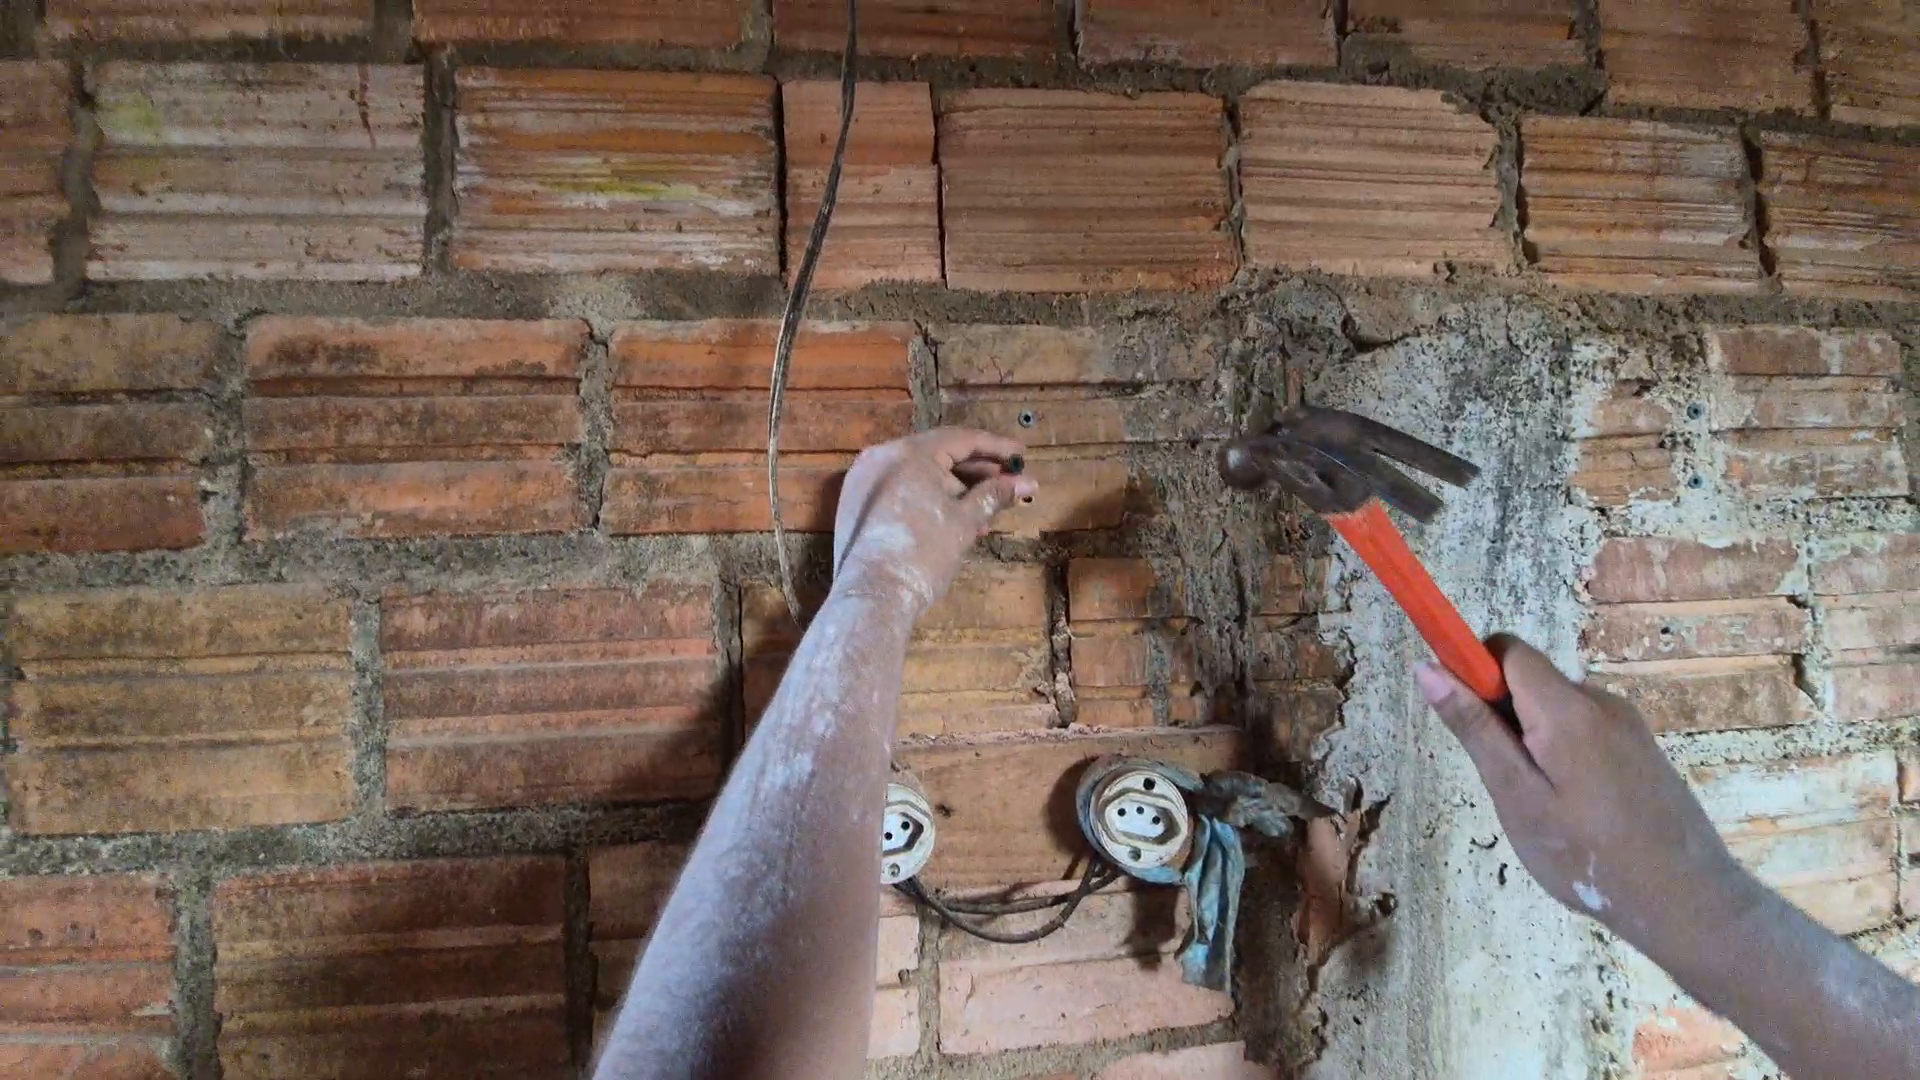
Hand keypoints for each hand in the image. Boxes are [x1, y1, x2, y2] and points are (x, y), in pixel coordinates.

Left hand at [830, 428, 1037, 617]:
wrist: (874, 597)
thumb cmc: (923, 554)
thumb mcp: (964, 521)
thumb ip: (994, 495)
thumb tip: (1027, 483)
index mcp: (907, 452)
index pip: (960, 439)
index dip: (996, 448)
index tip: (1021, 457)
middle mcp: (881, 457)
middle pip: (939, 454)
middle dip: (976, 473)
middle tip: (1008, 485)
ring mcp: (865, 480)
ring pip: (920, 474)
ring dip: (956, 490)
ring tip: (986, 513)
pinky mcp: (858, 503)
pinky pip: (902, 489)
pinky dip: (929, 498)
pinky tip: (955, 519)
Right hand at [1416, 636, 1760, 948]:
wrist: (1696, 909)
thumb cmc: (1589, 854)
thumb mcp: (1515, 793)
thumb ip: (1473, 727)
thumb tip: (1426, 668)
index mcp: (1567, 709)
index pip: (1505, 649)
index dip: (1471, 667)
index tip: (1459, 712)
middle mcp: (1600, 702)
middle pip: (1526, 677)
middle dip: (1496, 710)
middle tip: (1499, 773)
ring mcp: (1625, 724)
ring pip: (1548, 704)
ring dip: (1524, 733)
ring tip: (1535, 797)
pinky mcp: (1638, 746)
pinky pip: (1575, 724)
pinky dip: (1553, 747)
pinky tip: (1566, 801)